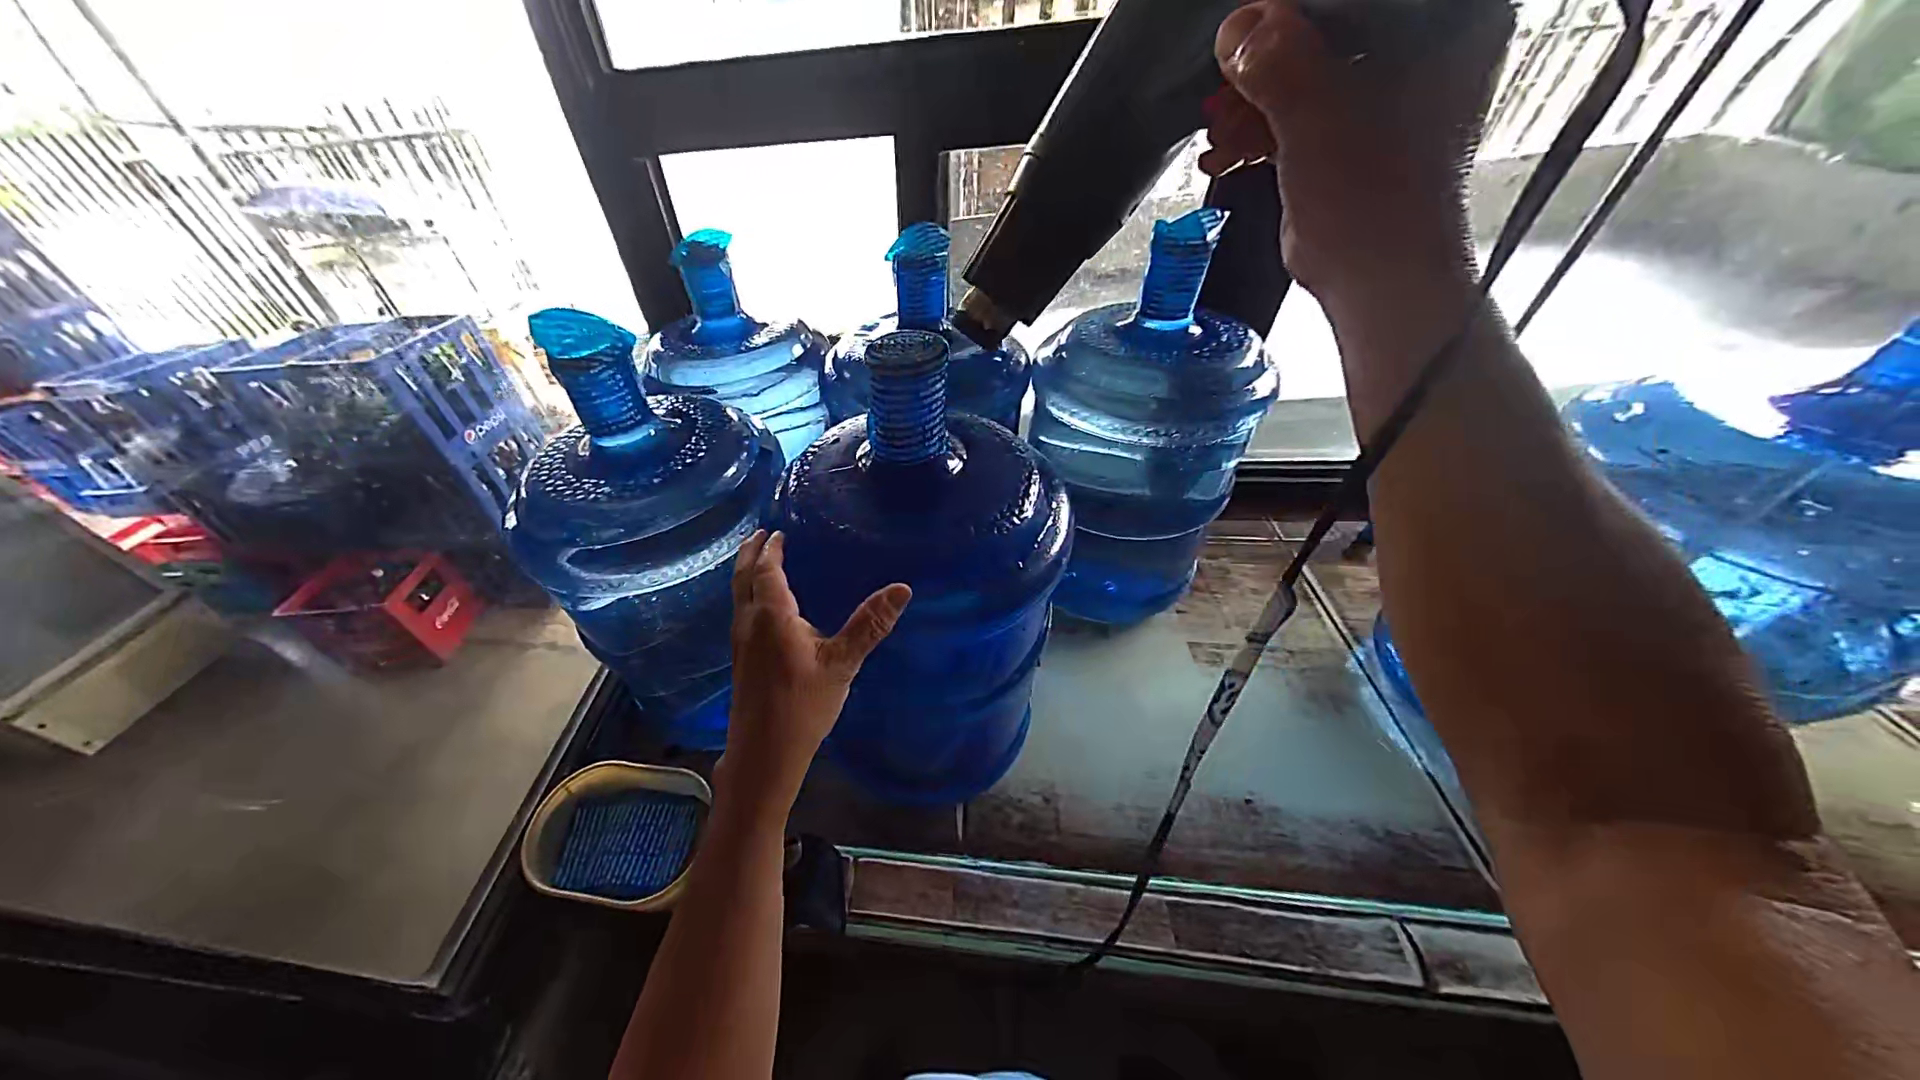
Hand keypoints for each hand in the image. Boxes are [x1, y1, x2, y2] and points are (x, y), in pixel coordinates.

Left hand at [718, 530, 910, 809]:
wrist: (764, 753)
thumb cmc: (803, 706)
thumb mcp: (843, 663)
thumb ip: (870, 625)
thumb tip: (902, 588)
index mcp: (771, 617)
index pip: (767, 571)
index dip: (772, 550)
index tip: (779, 532)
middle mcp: (749, 624)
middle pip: (743, 578)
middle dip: (751, 554)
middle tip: (761, 535)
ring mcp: (741, 643)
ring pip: (738, 596)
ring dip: (746, 572)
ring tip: (759, 560)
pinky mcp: (742, 660)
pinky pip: (741, 612)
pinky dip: (748, 593)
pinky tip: (763, 605)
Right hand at [1200, 0, 1512, 311]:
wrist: (1377, 279)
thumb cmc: (1375, 206)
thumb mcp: (1317, 119)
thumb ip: (1278, 62)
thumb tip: (1240, 25)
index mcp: (1442, 25)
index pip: (1348, 2)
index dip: (1285, 18)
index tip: (1239, 37)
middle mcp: (1421, 55)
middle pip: (1324, 36)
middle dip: (1261, 69)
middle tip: (1221, 93)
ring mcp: (1386, 101)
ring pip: (1307, 79)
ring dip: (1252, 105)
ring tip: (1218, 132)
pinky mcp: (1353, 141)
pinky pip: (1302, 116)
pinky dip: (1261, 130)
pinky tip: (1227, 149)